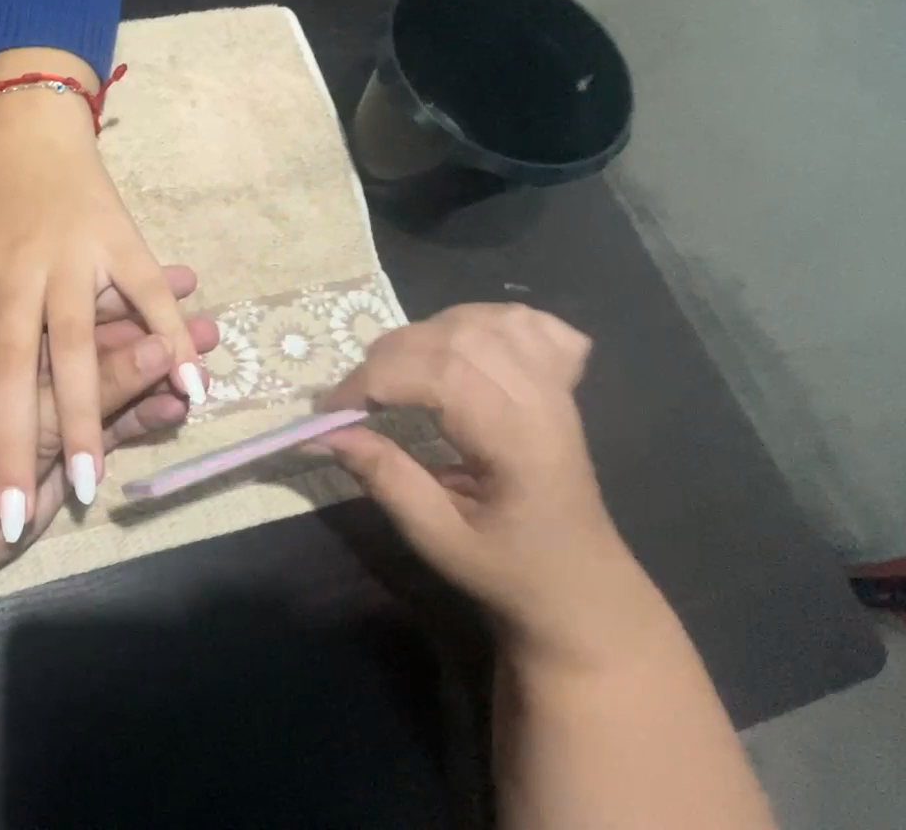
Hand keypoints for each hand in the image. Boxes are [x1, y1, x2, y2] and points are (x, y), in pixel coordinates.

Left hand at [0, 50, 204, 543]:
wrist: (35, 133)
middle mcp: (18, 274)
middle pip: (14, 366)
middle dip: (14, 443)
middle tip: (14, 513)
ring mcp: (73, 259)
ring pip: (80, 344)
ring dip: (89, 415)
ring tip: (93, 482)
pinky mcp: (123, 244)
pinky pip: (148, 296)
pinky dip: (171, 339)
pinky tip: (189, 392)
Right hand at [307, 304, 653, 668]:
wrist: (581, 586)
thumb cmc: (508, 569)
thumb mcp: (436, 537)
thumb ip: (384, 478)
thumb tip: (324, 434)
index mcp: (517, 440)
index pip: (439, 375)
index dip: (372, 380)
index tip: (331, 412)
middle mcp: (542, 399)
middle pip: (456, 337)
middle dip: (388, 357)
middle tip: (357, 399)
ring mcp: (556, 385)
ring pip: (484, 321)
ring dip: (424, 333)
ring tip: (397, 373)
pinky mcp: (560, 382)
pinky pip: (526, 324)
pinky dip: (482, 320)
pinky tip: (458, 345)